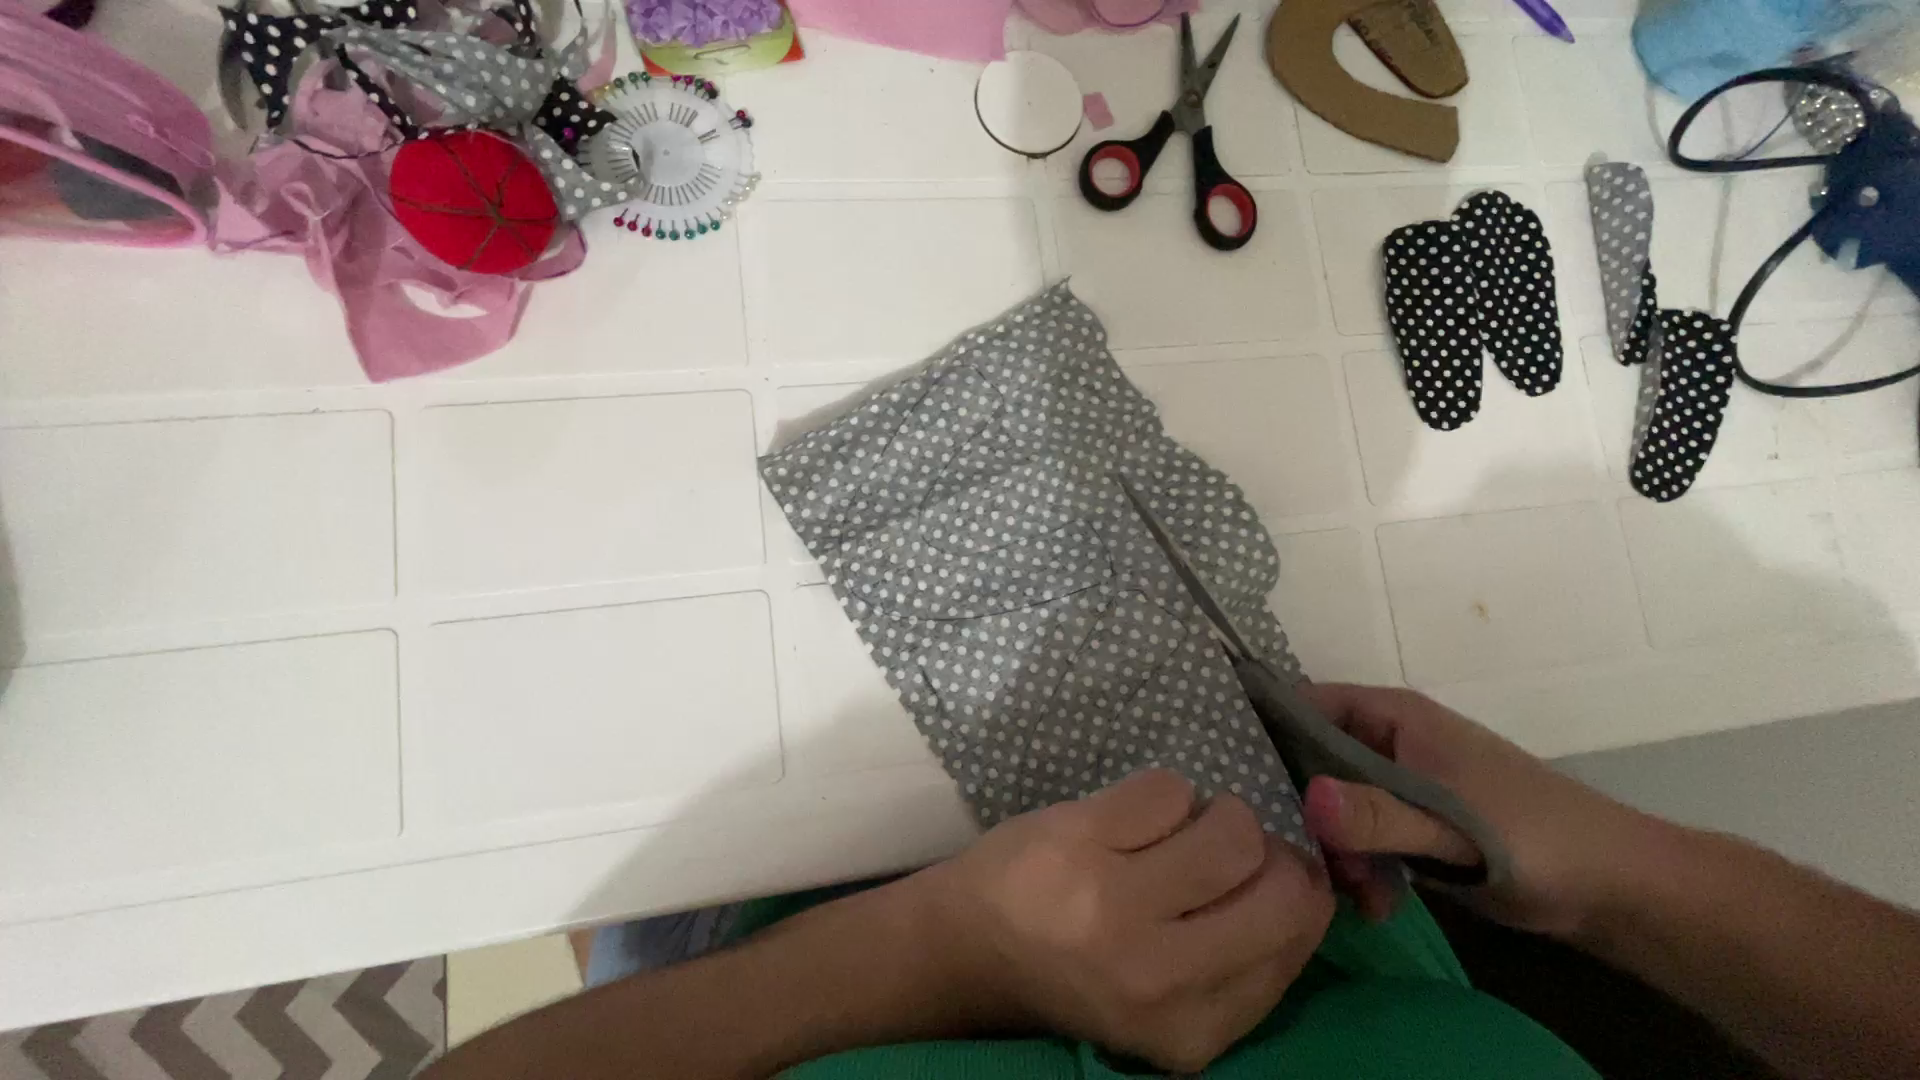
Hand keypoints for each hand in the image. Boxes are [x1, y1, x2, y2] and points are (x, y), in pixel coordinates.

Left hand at [910, 769, 1333, 1072]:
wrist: (969, 942)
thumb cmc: (1075, 970)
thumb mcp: (1169, 1003)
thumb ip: (1240, 961)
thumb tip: (1310, 879)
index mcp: (1191, 1029)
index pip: (1296, 942)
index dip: (1296, 895)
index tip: (1272, 874)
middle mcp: (1159, 975)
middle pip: (1280, 887)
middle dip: (1269, 853)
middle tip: (1227, 848)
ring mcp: (1114, 901)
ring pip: (1231, 827)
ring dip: (1215, 816)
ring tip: (1173, 832)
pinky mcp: (1078, 836)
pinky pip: (1170, 788)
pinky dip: (1163, 794)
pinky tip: (1129, 818)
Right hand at [1296, 683, 1661, 940]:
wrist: (1619, 891)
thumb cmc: (1535, 838)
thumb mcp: (1452, 828)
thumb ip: (1378, 815)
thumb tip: (1305, 798)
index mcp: (1393, 716)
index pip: (1303, 703)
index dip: (1263, 728)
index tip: (1228, 772)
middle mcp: (1386, 740)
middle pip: (1311, 758)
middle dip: (1303, 809)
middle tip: (1298, 854)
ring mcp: (1398, 782)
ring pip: (1334, 803)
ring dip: (1335, 848)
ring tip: (1352, 891)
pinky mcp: (1410, 820)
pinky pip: (1361, 833)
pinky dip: (1361, 865)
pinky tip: (1375, 902)